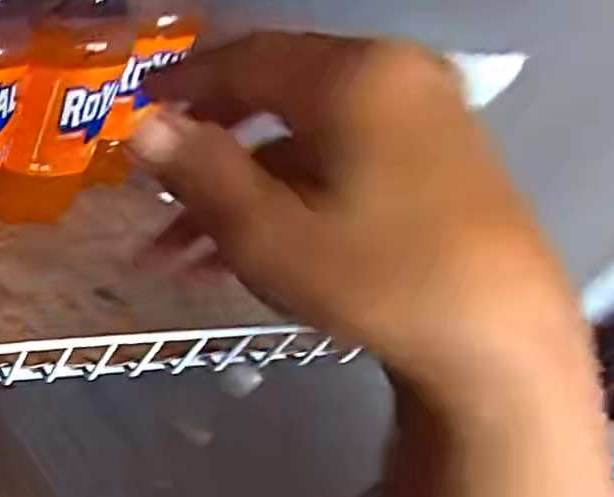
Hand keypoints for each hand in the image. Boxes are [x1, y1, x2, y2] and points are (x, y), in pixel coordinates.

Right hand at [130, 34, 592, 410]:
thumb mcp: (261, 227)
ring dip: (218, 191)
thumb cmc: (362, 271)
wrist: (478, 320)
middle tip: (145, 174)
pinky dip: (261, 202)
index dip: (183, 79)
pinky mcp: (411, 157)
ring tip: (162, 252)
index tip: (134, 101)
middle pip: (267, 95)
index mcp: (350, 80)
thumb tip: (142, 126)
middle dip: (197, 141)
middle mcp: (386, 78)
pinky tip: (213, 259)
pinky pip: (314, 166)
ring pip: (284, 142)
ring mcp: (404, 118)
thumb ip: (199, 170)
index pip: (248, 59)